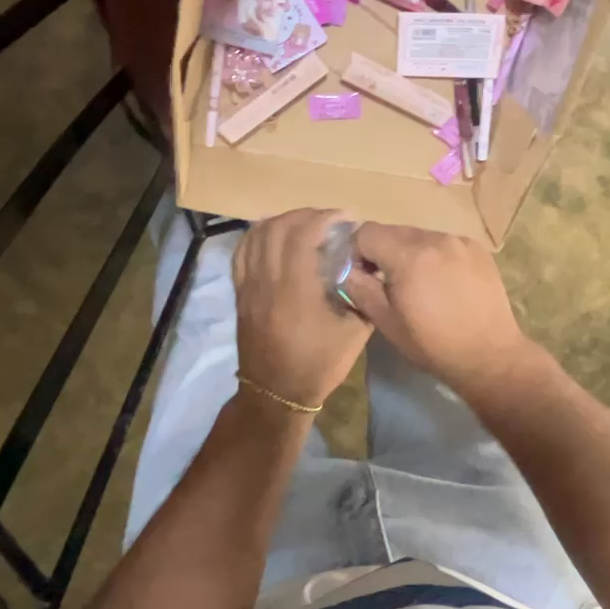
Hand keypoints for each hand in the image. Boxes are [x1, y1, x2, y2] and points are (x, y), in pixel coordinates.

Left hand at [233, 209, 371, 408]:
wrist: (276, 393)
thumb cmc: (319, 363)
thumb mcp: (355, 331)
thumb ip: (364, 293)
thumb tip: (370, 264)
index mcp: (297, 289)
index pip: (303, 234)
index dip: (325, 217)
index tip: (346, 218)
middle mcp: (268, 281)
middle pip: (278, 227)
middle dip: (306, 215)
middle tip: (328, 221)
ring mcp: (249, 286)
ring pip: (257, 235)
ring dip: (282, 221)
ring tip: (304, 224)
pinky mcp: (239, 292)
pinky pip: (242, 252)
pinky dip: (259, 235)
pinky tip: (275, 235)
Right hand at [342, 223, 539, 392]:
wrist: (489, 355)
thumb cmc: (432, 344)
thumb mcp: (386, 322)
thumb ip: (360, 289)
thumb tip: (345, 270)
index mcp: (408, 256)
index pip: (367, 232)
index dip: (357, 252)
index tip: (363, 276)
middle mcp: (435, 238)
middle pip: (394, 231)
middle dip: (383, 251)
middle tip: (388, 283)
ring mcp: (460, 241)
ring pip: (420, 236)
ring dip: (410, 252)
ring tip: (419, 284)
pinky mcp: (478, 249)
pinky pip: (445, 243)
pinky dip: (436, 255)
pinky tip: (444, 283)